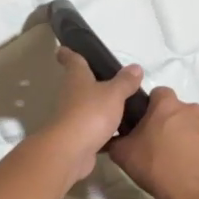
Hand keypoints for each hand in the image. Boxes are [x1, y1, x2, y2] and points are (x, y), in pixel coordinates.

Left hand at [44, 47, 143, 177]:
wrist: (72, 149)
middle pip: (79, 83)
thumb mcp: (113, 93)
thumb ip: (125, 82)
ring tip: (120, 104)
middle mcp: (71, 94)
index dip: (69, 53)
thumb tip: (135, 67)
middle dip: (89, 80)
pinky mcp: (78, 136)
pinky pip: (93, 129)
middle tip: (107, 78)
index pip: (72, 60)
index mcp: (77, 78)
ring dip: (98, 105)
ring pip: (87, 106)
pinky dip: (104, 130)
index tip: (63, 48)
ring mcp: (73, 116)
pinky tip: (119, 133)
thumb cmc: (91, 113)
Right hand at [109, 88, 198, 198]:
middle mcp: (193, 110)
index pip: (159, 93)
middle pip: (180, 111)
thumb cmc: (156, 167)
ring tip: (181, 161)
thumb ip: (116, 140)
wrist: (195, 195)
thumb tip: (111, 139)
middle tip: (161, 145)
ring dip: (190, 137)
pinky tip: (198, 171)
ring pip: (198, 127)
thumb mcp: (123, 154)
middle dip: (172, 123)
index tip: (146, 124)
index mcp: (167, 106)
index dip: (152, 107)